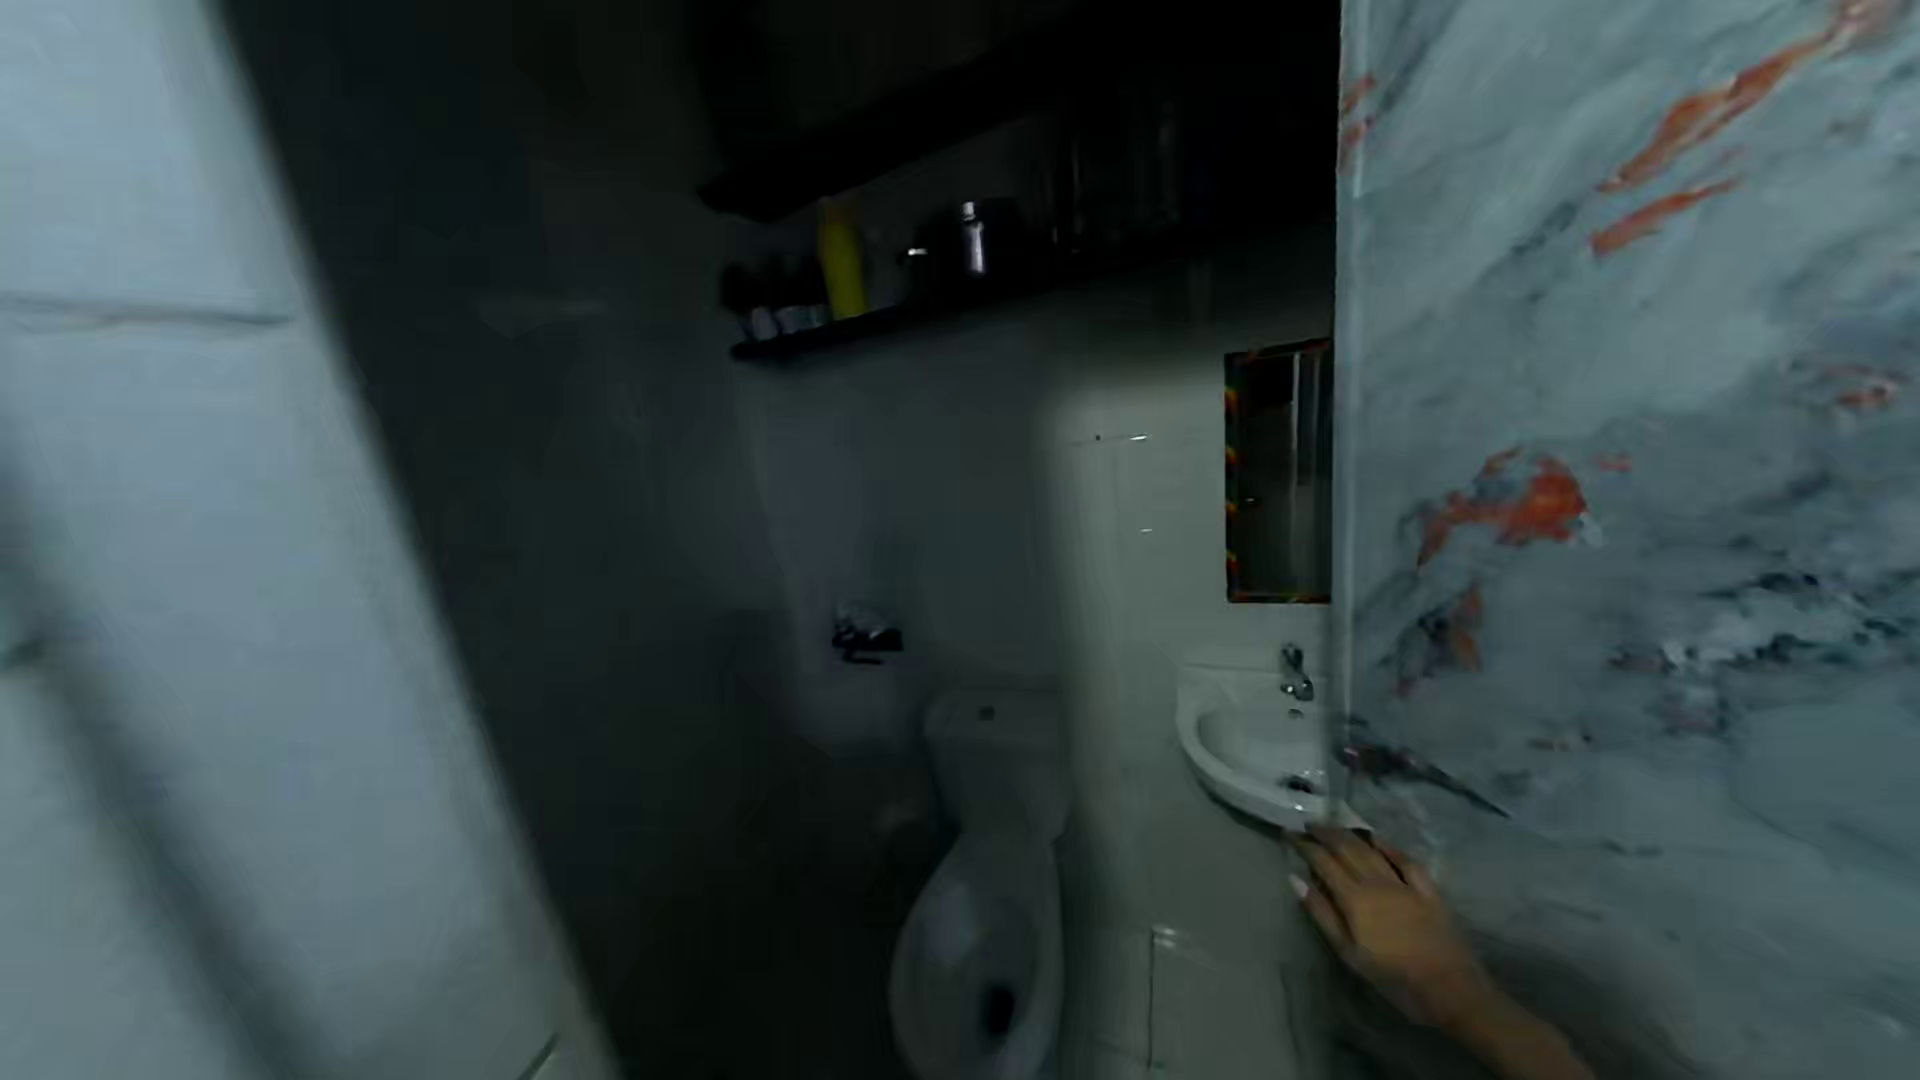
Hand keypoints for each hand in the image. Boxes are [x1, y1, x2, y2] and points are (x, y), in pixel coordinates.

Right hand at [1289, 826, 1496, 1030]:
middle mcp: (1376, 882)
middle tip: (1307, 825)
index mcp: (1354, 898)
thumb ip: (1322, 913)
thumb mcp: (1349, 954)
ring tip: (1333, 826)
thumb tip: (1295, 878)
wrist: (1455, 995)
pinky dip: (1388, 845)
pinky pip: (1405, 860)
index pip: (1322, 861)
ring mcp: (1404, 884)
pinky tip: (1376, 838)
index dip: (1303, 844)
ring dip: (1349, 834)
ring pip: (1371, 849)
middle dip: (1323, 833)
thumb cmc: (1395, 979)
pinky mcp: (1428, 891)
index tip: (1288, 834)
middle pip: (1345, 848)